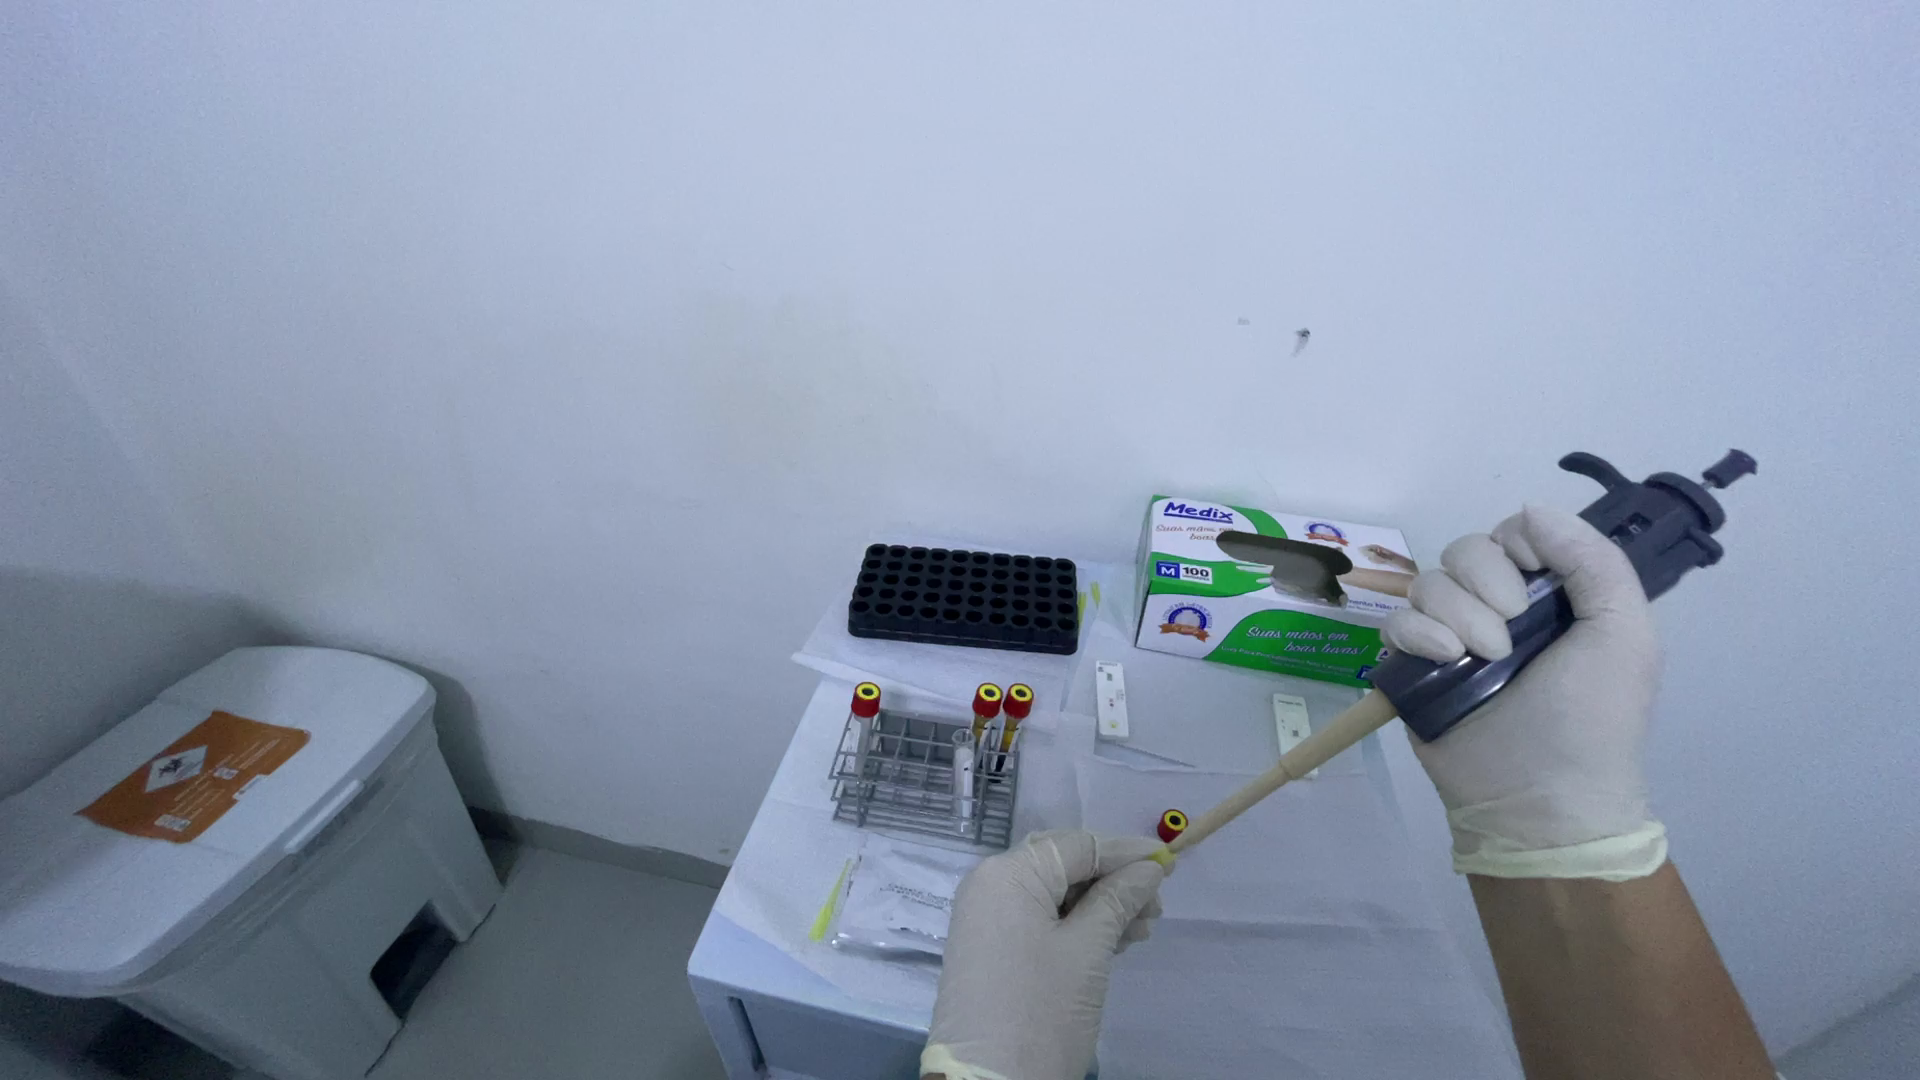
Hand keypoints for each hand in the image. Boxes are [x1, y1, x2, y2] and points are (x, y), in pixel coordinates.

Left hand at [922, 830, 1166, 1079]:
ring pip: (1053, 892)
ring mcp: (986, 915)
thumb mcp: (1088, 952)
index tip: (1168, 861)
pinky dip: (1075, 924)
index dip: (1124, 851)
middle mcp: (991, 882)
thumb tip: (1148, 869)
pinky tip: (1112, 940)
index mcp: (1008, 872)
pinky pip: (1038, 916)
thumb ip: (1118, 900)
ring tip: (1141, 928)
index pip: (1077, 845)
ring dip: (1098, 905)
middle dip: (1112, 880)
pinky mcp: (990, 945)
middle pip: (1063, 864)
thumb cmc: (1041, 1012)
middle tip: (1156, 905)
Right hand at [1382, 505, 1666, 880]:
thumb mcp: (1624, 637)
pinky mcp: (1410, 662)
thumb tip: (1531, 509)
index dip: (1516, 548)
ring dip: (1455, 616)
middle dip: (1484, 586)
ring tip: (1479, 658)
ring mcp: (1447, 634)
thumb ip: (1593, 564)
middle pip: (1463, 552)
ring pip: (1426, 584)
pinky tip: (1443, 660)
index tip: (1535, 582)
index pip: (1512, 537)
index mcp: (1549, 597)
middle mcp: (1494, 608)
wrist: (1537, 793)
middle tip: (1509, 633)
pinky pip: (1395, 620)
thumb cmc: (1591, 718)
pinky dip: (1417, 634)